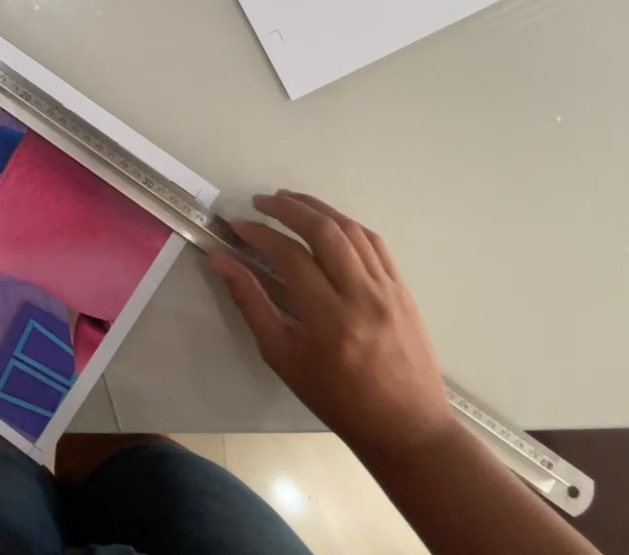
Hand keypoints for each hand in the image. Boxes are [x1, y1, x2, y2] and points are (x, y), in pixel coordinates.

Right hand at [210, 191, 457, 460]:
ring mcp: (388, 290)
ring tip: (289, 200)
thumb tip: (221, 261)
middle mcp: (362, 296)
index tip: (237, 226)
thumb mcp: (283, 356)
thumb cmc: (337, 398)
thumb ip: (251, 303)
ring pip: (351, 230)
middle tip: (261, 202)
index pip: (290, 256)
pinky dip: (346, 224)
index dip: (259, 234)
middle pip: (325, 232)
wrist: (407, 427)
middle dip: (289, 208)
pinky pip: (374, 243)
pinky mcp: (403, 289)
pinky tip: (327, 221)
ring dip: (318, 208)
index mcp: (330, 319)